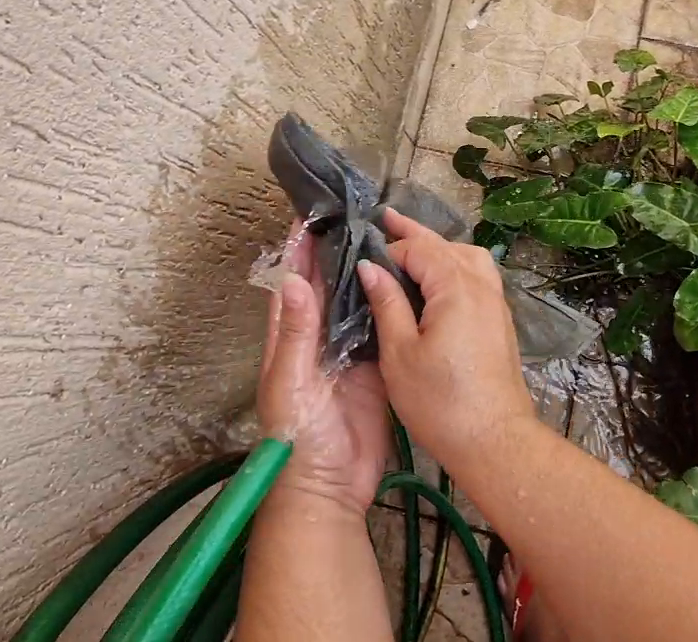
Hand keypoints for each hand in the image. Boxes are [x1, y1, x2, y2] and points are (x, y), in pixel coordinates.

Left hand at [257, 226, 389, 514]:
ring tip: (386, 234)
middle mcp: (320, 335)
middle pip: (328, 283)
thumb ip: (296, 333)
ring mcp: (350, 349)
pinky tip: (407, 277)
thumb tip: (298, 277)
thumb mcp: (291, 382)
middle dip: (338, 249)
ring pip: (358, 299)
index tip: (311, 211)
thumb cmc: (298, 436)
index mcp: (290, 335)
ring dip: (367, 270)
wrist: (331, 486)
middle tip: (359, 212)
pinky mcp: (377, 363)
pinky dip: (391, 301)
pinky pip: (384, 324)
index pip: (294, 280)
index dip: (300, 247)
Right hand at [358, 209, 535, 472]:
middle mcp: (481, 285)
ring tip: (413, 246)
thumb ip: (387, 303)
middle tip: (386, 217)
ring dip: (440, 247)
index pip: (419, 249)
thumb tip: (370, 266)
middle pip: (446, 245)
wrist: (494, 440)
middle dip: (415, 232)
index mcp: (455, 287)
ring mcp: (495, 301)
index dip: (390, 248)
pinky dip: (456, 265)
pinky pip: (478, 275)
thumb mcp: (399, 354)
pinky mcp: (500, 319)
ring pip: (468, 256)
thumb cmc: (439, 402)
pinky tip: (439, 279)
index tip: (364, 252)